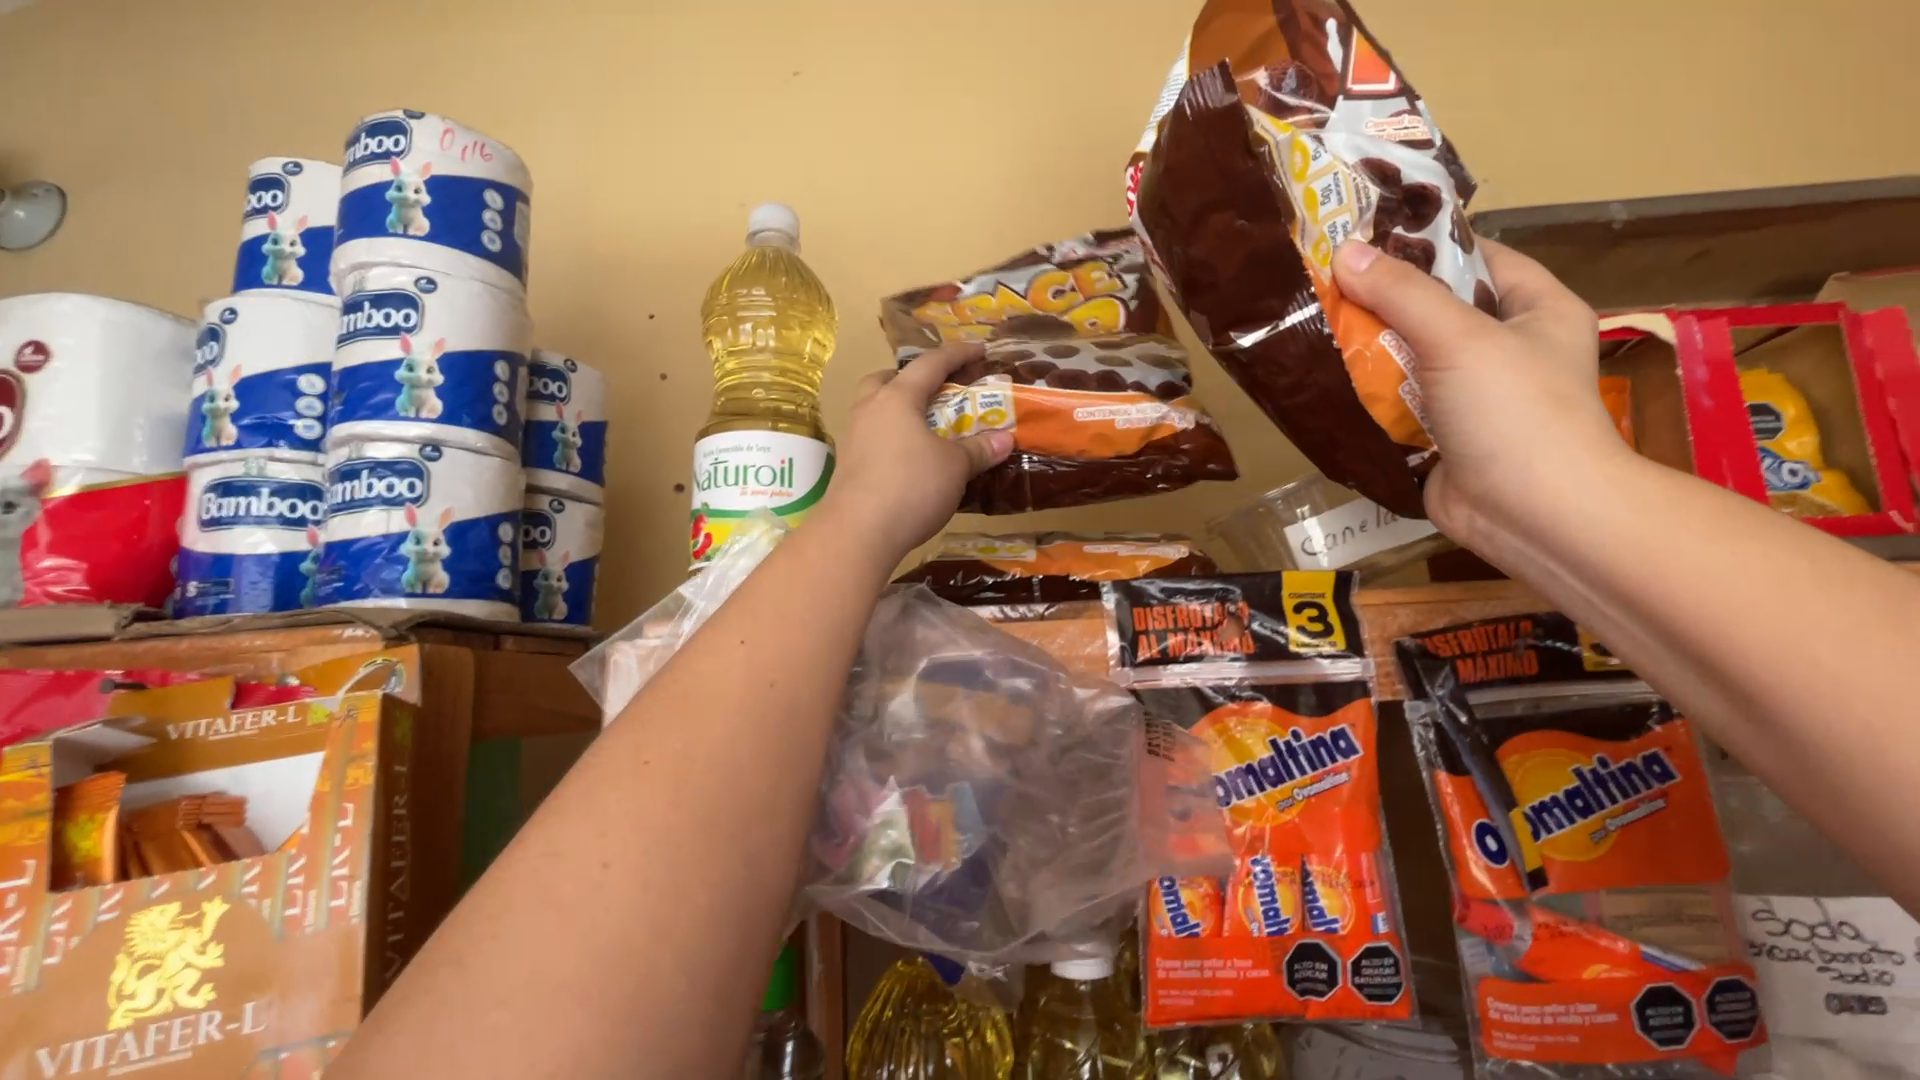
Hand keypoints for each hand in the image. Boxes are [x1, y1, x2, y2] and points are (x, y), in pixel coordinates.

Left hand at [814, 343, 1012, 564]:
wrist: (858, 532)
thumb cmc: (911, 487)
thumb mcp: (955, 467)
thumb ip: (979, 449)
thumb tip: (1006, 439)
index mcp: (897, 397)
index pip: (930, 364)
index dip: (957, 355)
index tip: (979, 351)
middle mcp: (870, 409)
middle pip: (886, 379)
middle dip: (911, 379)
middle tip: (935, 389)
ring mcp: (853, 437)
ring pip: (874, 408)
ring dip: (897, 409)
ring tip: (923, 425)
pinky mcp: (847, 466)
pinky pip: (872, 437)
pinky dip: (891, 437)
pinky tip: (907, 457)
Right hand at [1331, 239, 1634, 544]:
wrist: (1531, 514)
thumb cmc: (1516, 412)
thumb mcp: (1460, 338)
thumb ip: (1402, 294)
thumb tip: (1343, 252)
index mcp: (1537, 309)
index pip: (1478, 258)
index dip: (1425, 245)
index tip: (1365, 238)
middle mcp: (1507, 349)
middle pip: (1434, 310)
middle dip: (1382, 302)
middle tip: (1322, 283)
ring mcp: (1472, 397)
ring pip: (1409, 360)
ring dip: (1367, 351)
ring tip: (1311, 326)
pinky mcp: (1441, 437)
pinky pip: (1396, 405)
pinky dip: (1366, 397)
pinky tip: (1324, 380)